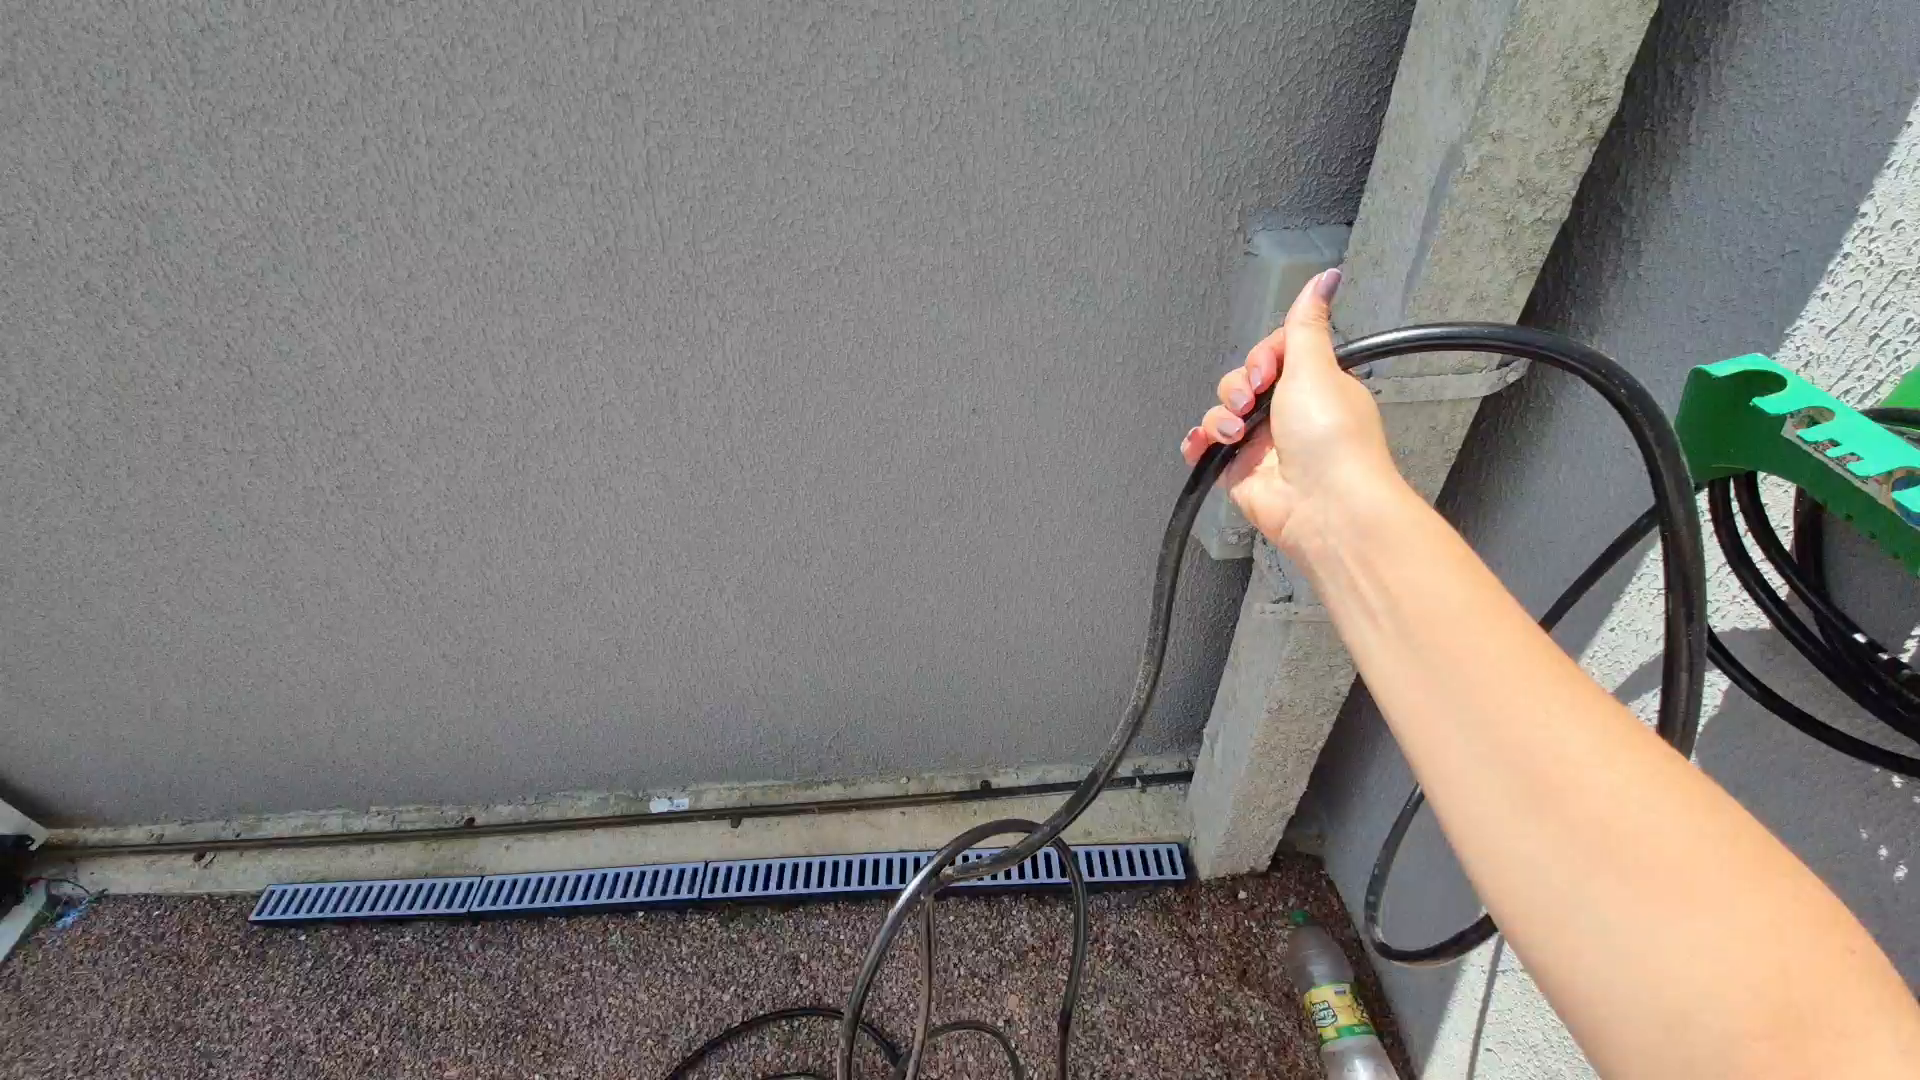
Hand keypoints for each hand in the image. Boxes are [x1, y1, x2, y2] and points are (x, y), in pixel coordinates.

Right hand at [1178, 268, 1405, 556]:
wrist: (1321, 502)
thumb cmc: (1331, 440)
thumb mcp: (1317, 368)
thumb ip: (1306, 325)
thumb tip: (1325, 278)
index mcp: (1312, 384)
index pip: (1272, 354)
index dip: (1261, 357)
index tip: (1267, 370)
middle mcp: (1286, 412)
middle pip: (1241, 381)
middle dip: (1237, 387)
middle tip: (1251, 401)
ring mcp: (1260, 442)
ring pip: (1220, 413)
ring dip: (1220, 418)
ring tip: (1235, 434)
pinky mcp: (1237, 470)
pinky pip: (1205, 448)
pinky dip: (1198, 444)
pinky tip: (1203, 444)